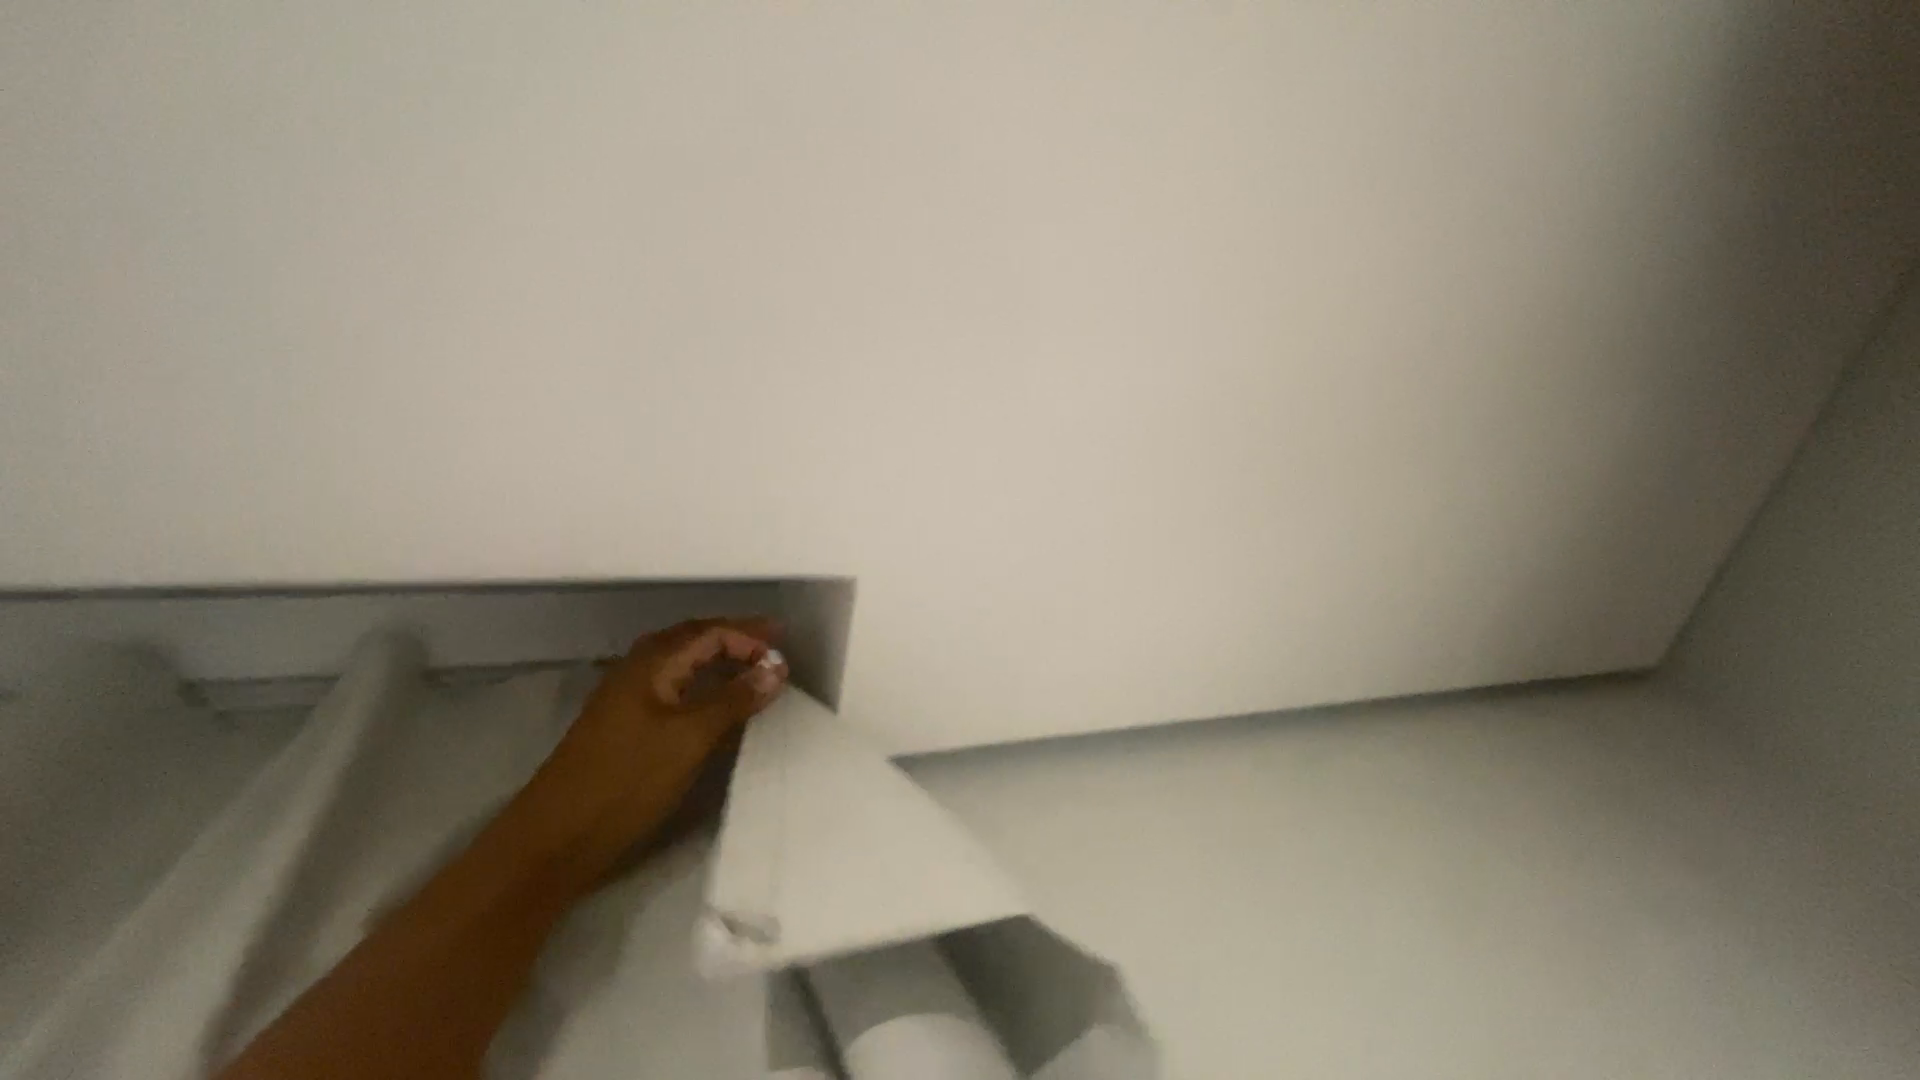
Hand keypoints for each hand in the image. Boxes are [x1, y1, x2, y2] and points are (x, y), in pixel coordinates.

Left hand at [506, 617, 788, 888]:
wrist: (558, 836)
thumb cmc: (628, 779)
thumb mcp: (690, 737)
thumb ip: (734, 699)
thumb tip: (776, 667)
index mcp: (651, 663)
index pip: (709, 633)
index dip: (749, 639)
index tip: (784, 657)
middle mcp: (636, 670)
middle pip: (692, 639)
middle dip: (734, 637)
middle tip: (773, 643)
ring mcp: (626, 698)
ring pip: (680, 662)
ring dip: (716, 658)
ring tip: (750, 666)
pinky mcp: (624, 725)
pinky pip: (672, 686)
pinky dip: (701, 682)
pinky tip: (713, 702)